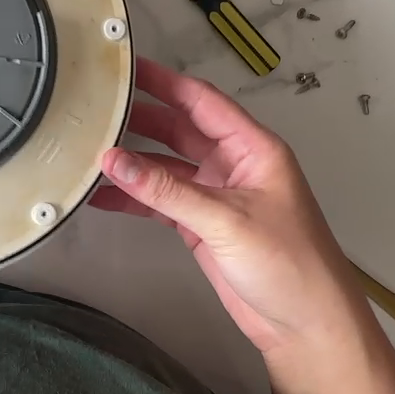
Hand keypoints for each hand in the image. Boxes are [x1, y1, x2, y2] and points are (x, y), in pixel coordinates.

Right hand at [91, 59, 356, 354]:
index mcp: (253, 148)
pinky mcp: (202, 227)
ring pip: (166, 166)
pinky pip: (162, 202)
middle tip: (98, 108)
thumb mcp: (225, 220)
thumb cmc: (287, 263)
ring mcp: (216, 196)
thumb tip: (113, 161)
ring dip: (133, 162)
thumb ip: (167, 190)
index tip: (128, 68)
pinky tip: (104, 196)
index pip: (202, 102)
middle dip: (141, 119)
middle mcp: (233, 165)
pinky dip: (135, 198)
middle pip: (180, 130)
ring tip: (90, 151)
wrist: (304, 325)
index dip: (165, 82)